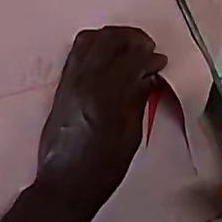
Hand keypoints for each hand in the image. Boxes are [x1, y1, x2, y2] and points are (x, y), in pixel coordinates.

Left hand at [34, 26, 165, 207]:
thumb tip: (149, 74)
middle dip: (132, 38)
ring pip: (90, 38)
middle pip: (109, 39)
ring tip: (128, 48)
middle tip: (147, 48)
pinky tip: (108, 56)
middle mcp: (85, 81)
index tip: (160, 60)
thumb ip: (138, 98)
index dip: (149, 55)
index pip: (131, 58)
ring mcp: (70, 79)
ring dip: (112, 37)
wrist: (63, 184)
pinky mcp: (61, 83)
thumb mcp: (130, 136)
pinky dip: (95, 44)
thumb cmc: (103, 168)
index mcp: (106, 96)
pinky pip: (77, 50)